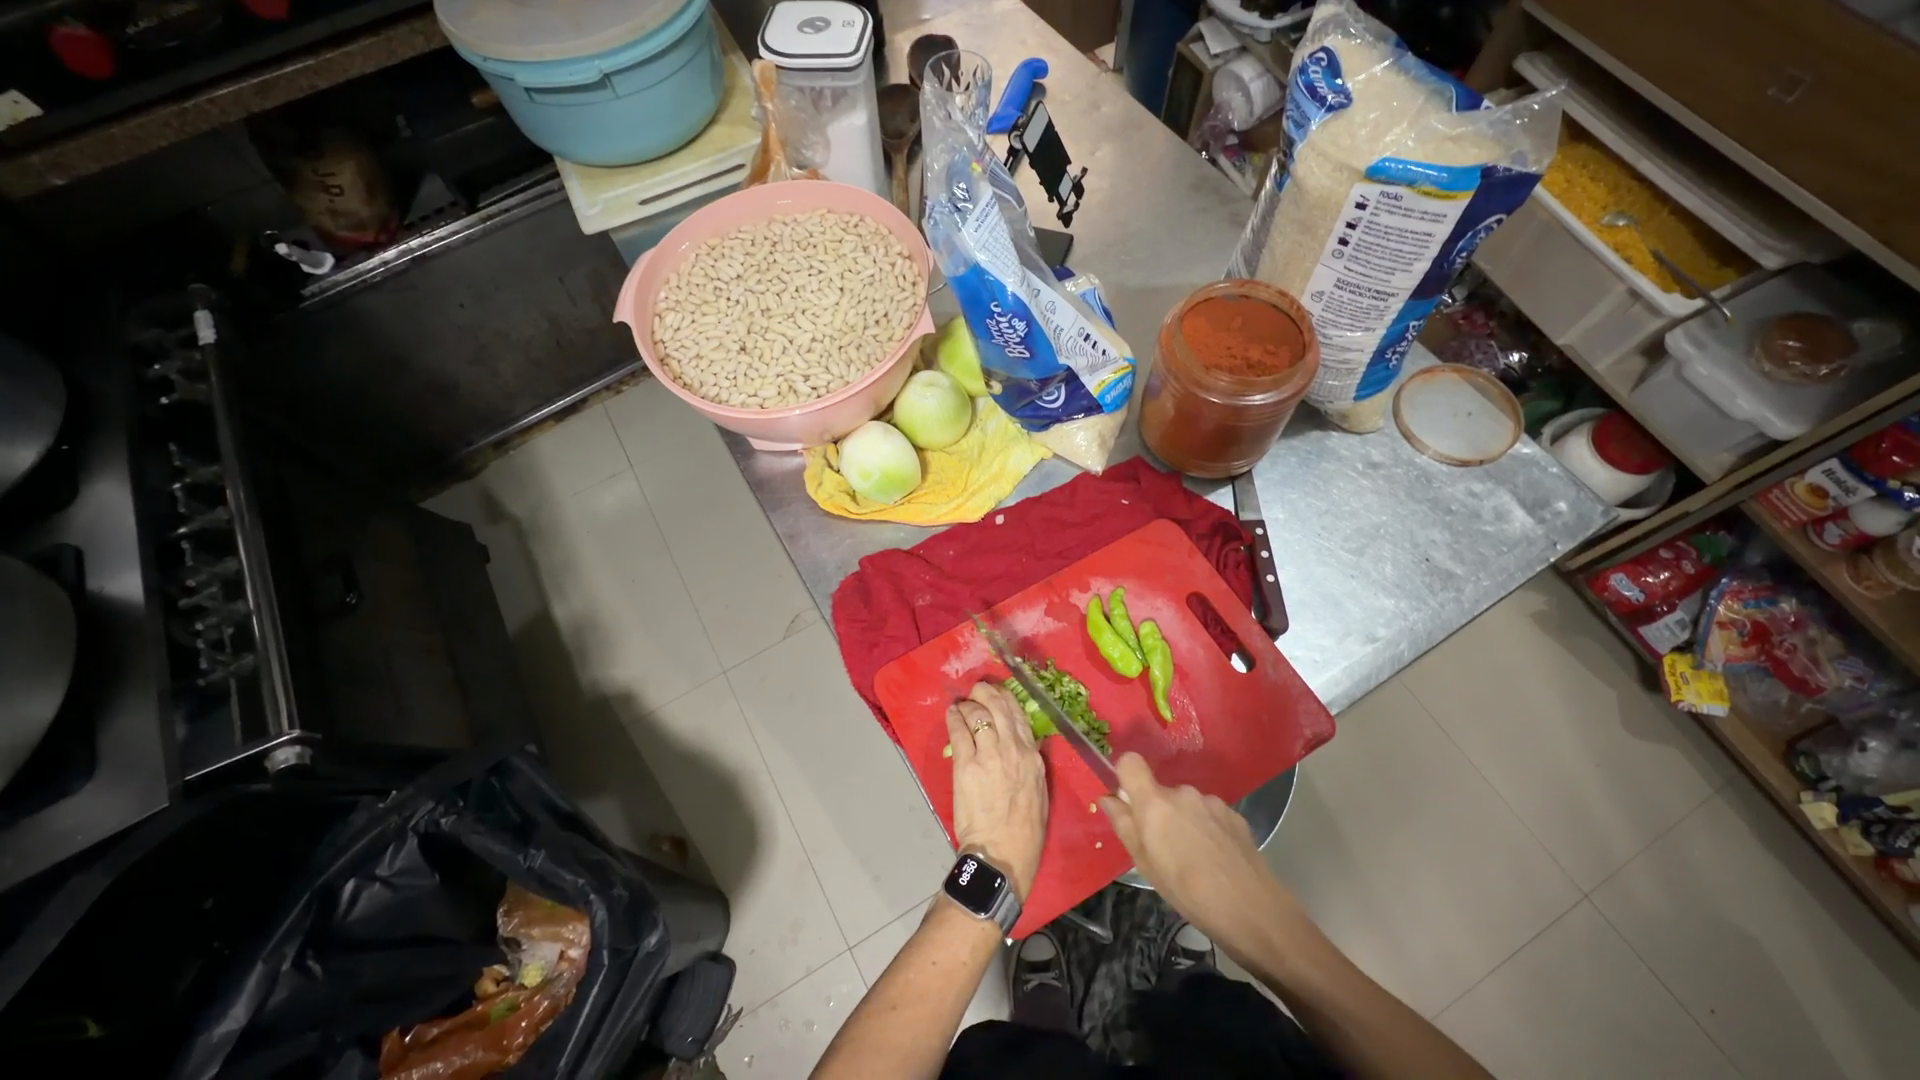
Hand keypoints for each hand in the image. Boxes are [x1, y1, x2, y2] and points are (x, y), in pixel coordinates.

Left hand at [945, 682, 1046, 900]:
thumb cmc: (1025, 830)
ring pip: (978, 715)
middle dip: (986, 692)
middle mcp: (1013, 749)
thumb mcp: (1039, 791)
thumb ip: (1033, 764)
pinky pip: (959, 732)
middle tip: (977, 688)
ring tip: (962, 704)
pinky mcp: (966, 766)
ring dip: (968, 705)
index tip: (998, 693)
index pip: (1020, 716)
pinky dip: (954, 718)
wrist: (1002, 853)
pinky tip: (951, 714)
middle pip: (999, 707)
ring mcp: (989, 755)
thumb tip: (1029, 745)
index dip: (1007, 699)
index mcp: (1033, 757)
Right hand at [1100, 753, 1308, 958]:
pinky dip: (1207, 830)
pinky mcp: (1235, 814)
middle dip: (1159, 812)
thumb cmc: (1186, 891)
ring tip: (1194, 859)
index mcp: (1155, 803)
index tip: (1129, 802)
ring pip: (1187, 804)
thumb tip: (1109, 799)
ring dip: (1185, 822)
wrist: (1250, 908)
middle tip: (1164, 848)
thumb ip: (1124, 825)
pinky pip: (1210, 815)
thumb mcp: (1144, 864)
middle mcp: (1183, 793)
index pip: (1131, 762)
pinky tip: (1216, 859)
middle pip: (1161, 791)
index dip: (1126, 776)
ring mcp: (1212, 802)